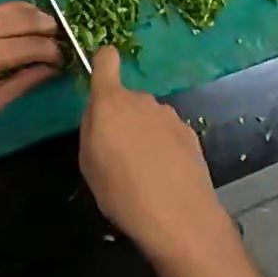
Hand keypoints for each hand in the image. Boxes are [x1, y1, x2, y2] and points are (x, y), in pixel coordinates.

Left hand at [0, 1, 62, 142]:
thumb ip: (26, 81)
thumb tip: (53, 68)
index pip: (33, 45)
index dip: (54, 51)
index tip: (64, 58)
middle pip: (26, 17)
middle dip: (49, 27)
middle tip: (62, 38)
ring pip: (12, 6)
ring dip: (34, 15)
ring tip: (48, 28)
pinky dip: (16, 14)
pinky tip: (24, 26)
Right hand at [79, 46, 234, 262]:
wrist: (178, 216)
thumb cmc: (121, 192)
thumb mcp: (88, 163)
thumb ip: (92, 128)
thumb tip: (100, 114)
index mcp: (110, 102)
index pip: (106, 60)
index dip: (102, 64)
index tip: (101, 80)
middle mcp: (141, 100)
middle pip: (126, 99)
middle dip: (121, 118)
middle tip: (118, 155)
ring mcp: (168, 114)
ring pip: (148, 116)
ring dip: (144, 134)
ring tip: (144, 172)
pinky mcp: (189, 131)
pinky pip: (167, 132)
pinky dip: (164, 146)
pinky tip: (166, 176)